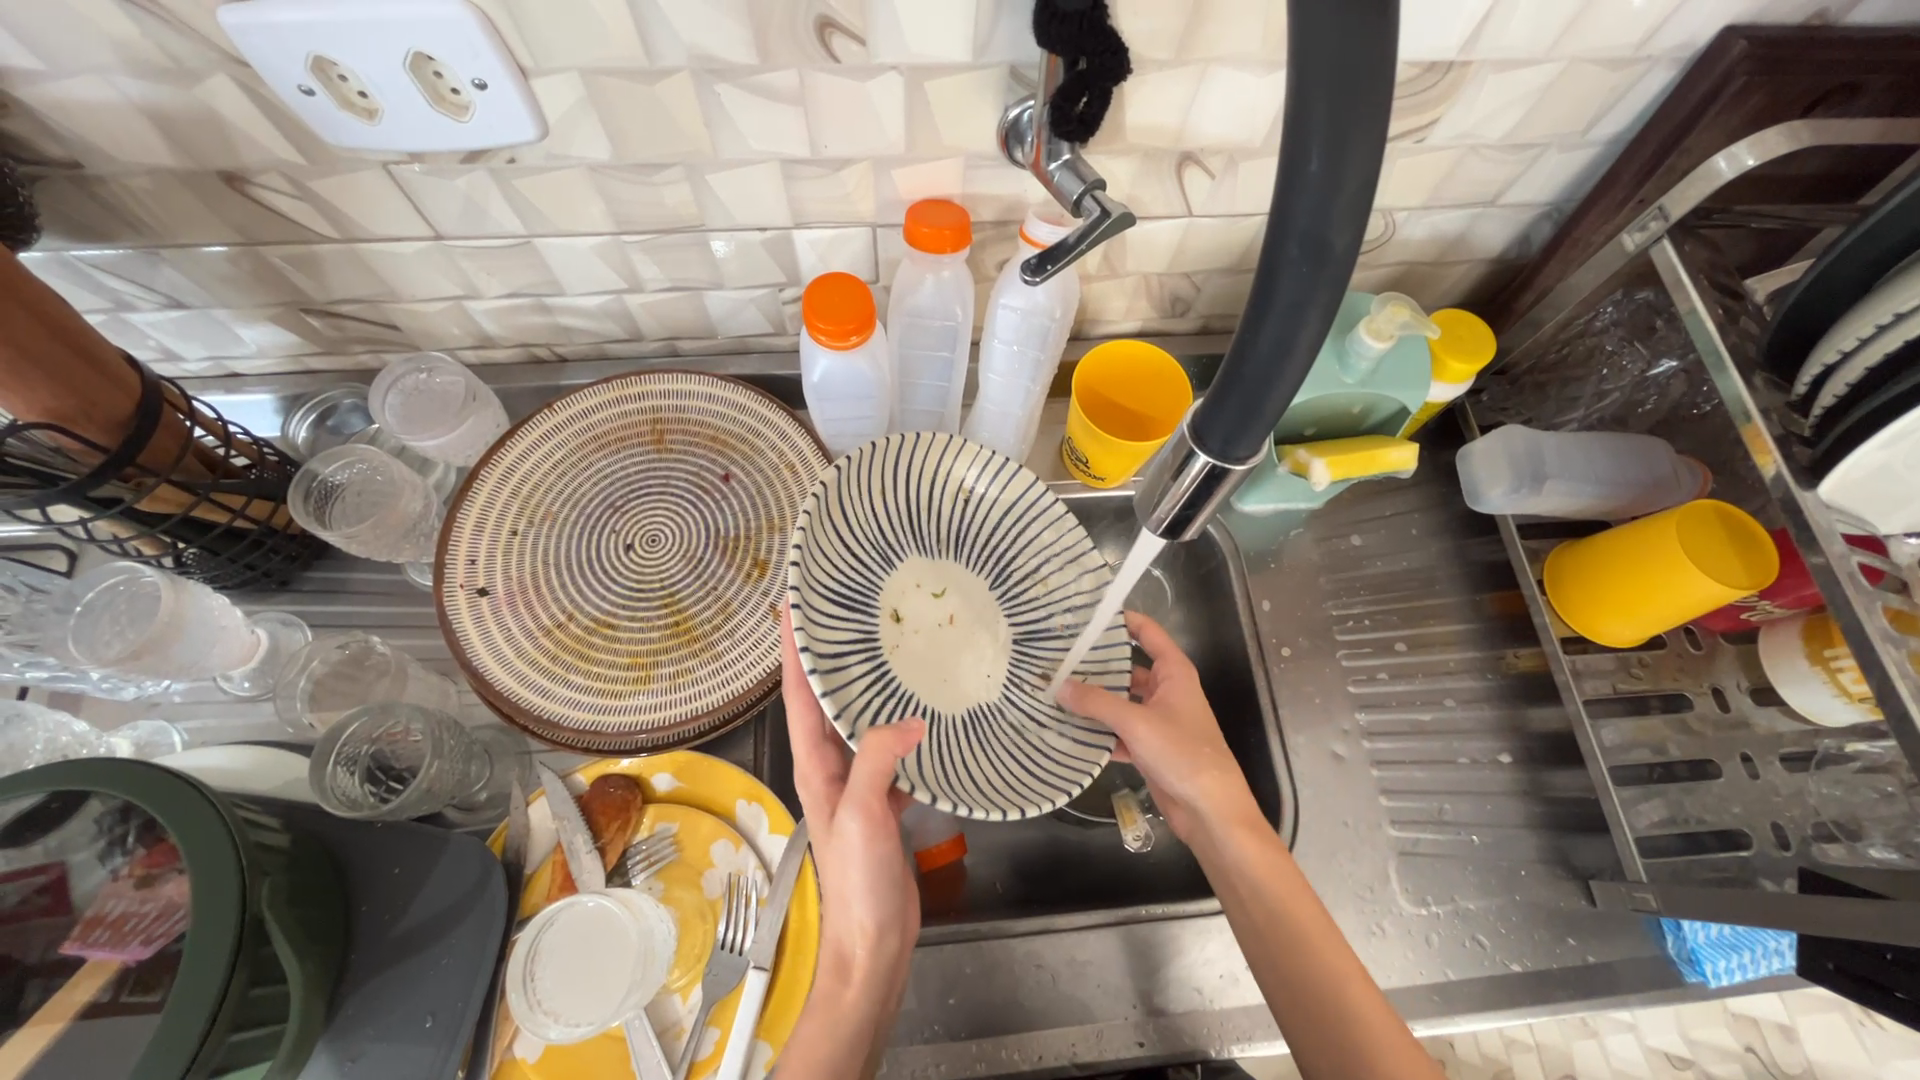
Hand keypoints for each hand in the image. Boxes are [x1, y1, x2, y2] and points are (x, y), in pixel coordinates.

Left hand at [780, 613, 922, 993]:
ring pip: (861, 724)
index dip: (792, 650)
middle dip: (832, 659)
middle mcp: (830, 766)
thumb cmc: (856, 879)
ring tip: (892, 653)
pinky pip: (891, 753)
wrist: (874, 939)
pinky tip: (927, 717)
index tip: (792, 606)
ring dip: (869, 691)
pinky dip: (903, 730)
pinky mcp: (883, 801)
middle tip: (852, 615)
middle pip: (827, 702)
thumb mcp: (860, 813)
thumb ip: (876, 762)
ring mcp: (857, 784)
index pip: (799, 695)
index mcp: (813, 764)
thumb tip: (910, 719)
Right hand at [1056, 611, 1261, 842]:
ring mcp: (1156, 720)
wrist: (1208, 808)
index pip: (1147, 633)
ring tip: (1054, 691)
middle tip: (1057, 657)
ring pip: (1119, 701)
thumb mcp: (1136, 722)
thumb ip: (1096, 702)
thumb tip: (1058, 685)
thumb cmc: (1182, 753)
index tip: (1086, 615)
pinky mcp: (1148, 747)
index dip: (1122, 620)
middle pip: (1126, 668)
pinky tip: (1069, 731)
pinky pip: (1117, 731)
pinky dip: (1097, 732)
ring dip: (1093, 701)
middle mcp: (1165, 691)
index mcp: (1173, 673)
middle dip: (1096, 665)